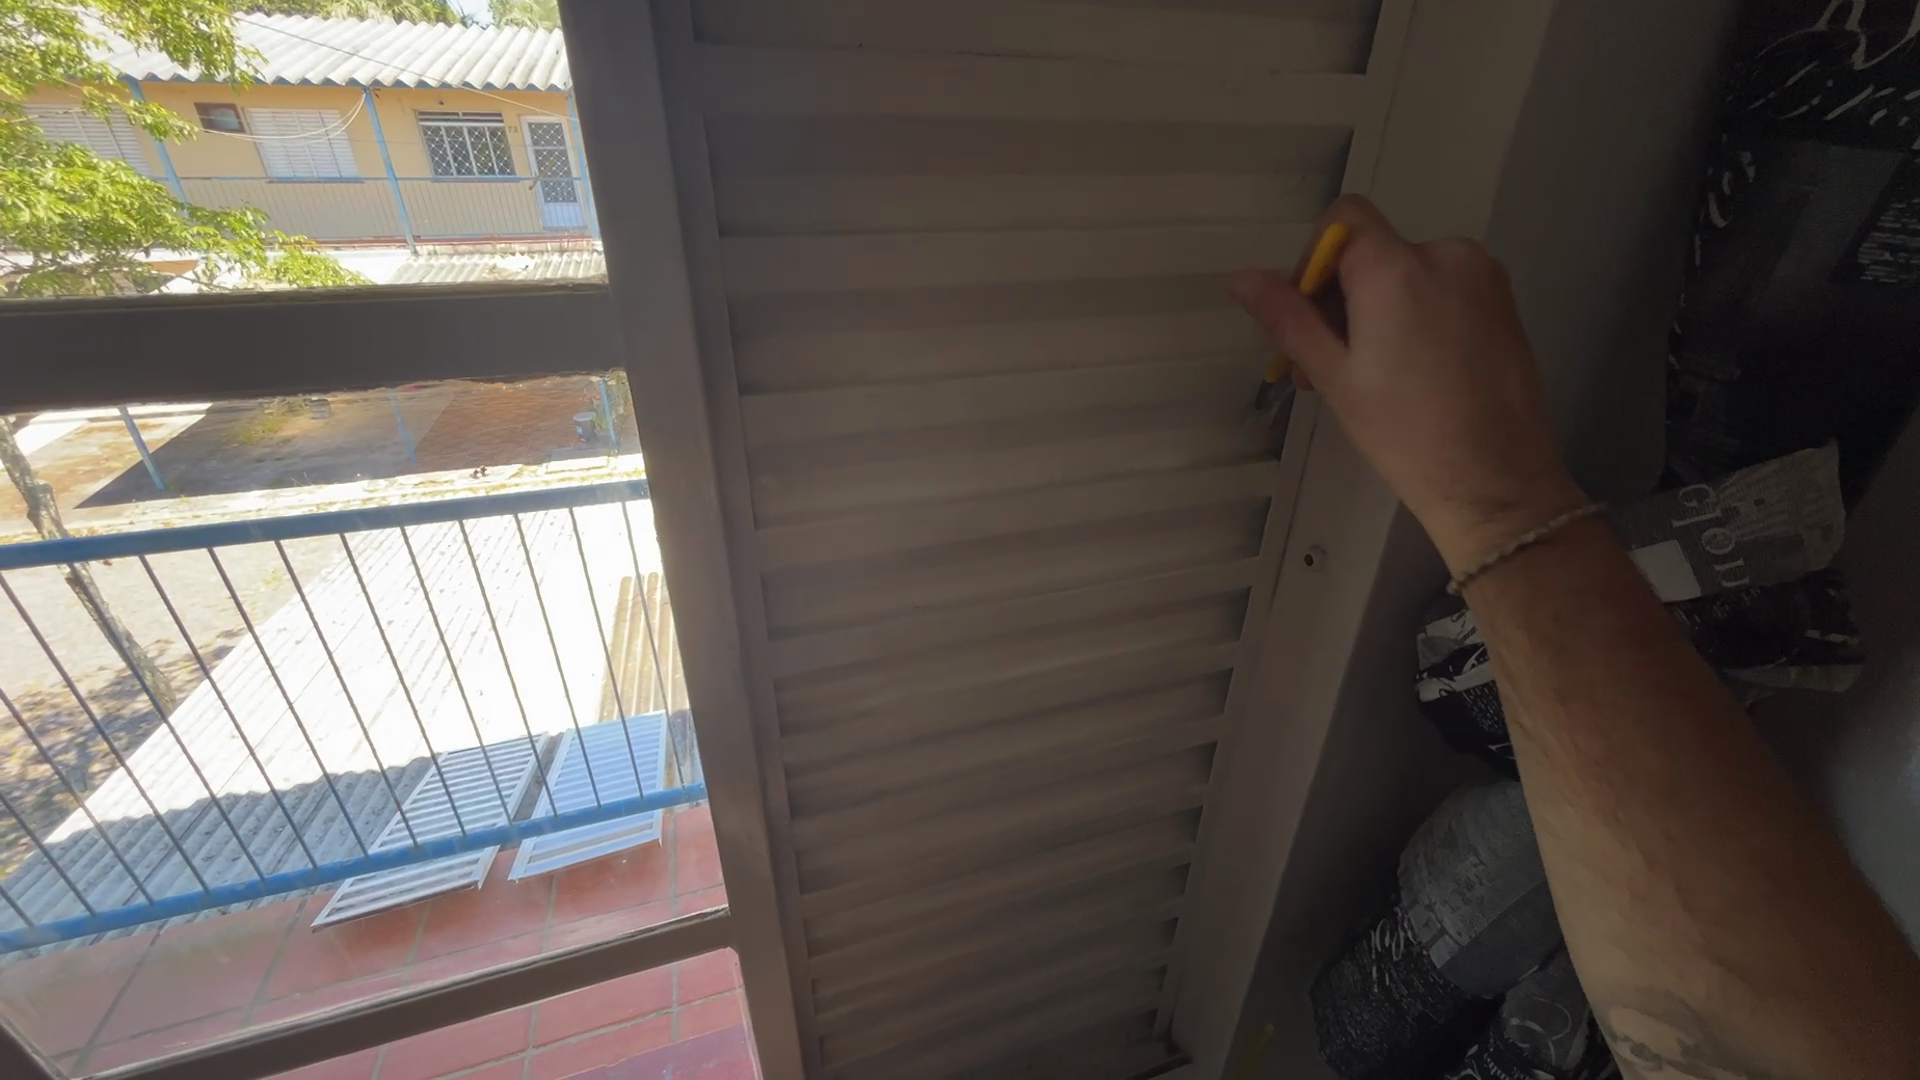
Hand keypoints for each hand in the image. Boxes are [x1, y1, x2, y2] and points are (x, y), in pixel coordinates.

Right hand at [1231, 195, 1587, 571]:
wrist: (1492, 475)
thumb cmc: (1401, 429)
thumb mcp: (1332, 373)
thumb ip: (1287, 317)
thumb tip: (1241, 277)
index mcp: (1397, 268)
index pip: (1341, 220)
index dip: (1311, 261)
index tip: (1305, 318)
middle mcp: (1445, 253)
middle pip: (1370, 252)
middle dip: (1336, 298)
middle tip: (1321, 366)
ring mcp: (1481, 274)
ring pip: (1402, 274)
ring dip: (1370, 312)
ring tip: (1361, 377)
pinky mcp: (1501, 299)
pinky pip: (1436, 290)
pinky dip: (1407, 317)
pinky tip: (1404, 372)